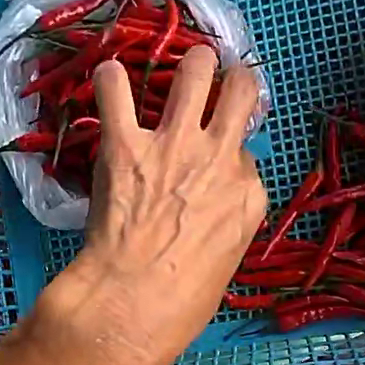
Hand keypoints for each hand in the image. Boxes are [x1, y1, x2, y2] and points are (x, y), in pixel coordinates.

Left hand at [18, 46, 265, 364]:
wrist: (132, 303)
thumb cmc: (186, 296)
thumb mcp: (232, 252)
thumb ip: (232, 208)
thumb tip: (217, 185)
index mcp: (251, 192)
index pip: (245, 150)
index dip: (231, 148)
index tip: (217, 157)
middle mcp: (220, 158)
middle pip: (239, 91)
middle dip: (233, 78)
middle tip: (220, 75)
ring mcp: (174, 146)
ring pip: (194, 71)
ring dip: (193, 61)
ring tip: (186, 60)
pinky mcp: (125, 144)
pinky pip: (116, 88)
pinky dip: (113, 80)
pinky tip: (113, 79)